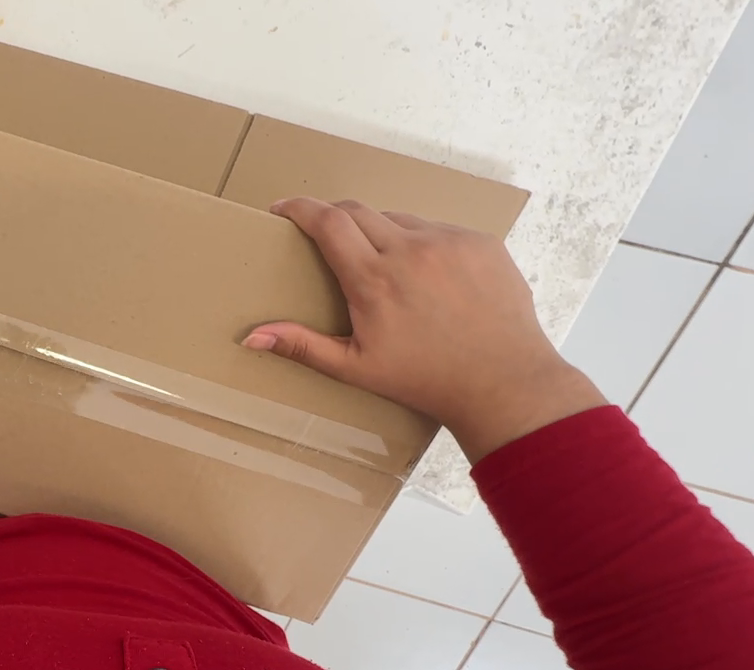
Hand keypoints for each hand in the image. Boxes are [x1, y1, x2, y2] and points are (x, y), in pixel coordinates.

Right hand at [243, 197, 606, 460]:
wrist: (500, 377)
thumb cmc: (421, 376)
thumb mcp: (351, 366)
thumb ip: (300, 345)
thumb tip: (252, 337)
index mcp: (374, 279)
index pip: (330, 223)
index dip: (301, 208)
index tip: (283, 207)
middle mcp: (412, 249)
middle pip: (358, 211)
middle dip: (331, 215)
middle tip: (318, 233)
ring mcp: (450, 241)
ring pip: (397, 219)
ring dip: (375, 232)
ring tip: (372, 263)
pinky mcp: (479, 242)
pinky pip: (435, 229)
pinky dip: (414, 242)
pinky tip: (416, 273)